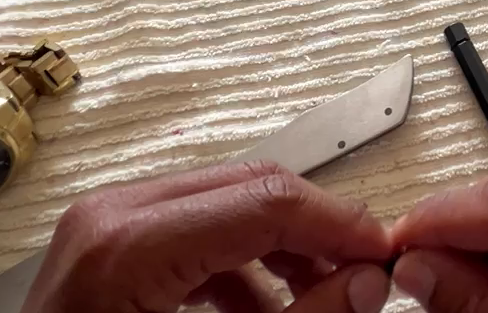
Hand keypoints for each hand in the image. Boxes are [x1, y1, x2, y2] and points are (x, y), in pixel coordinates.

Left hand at [21, 160, 393, 312]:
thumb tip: (364, 284)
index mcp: (128, 247)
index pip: (266, 201)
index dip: (336, 223)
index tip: (380, 250)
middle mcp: (114, 212)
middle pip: (253, 187)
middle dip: (315, 228)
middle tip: (361, 268)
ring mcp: (107, 220)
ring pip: (231, 202)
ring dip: (284, 246)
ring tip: (323, 294)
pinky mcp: (109, 240)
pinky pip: (198, 230)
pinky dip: (241, 264)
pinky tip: (268, 309)